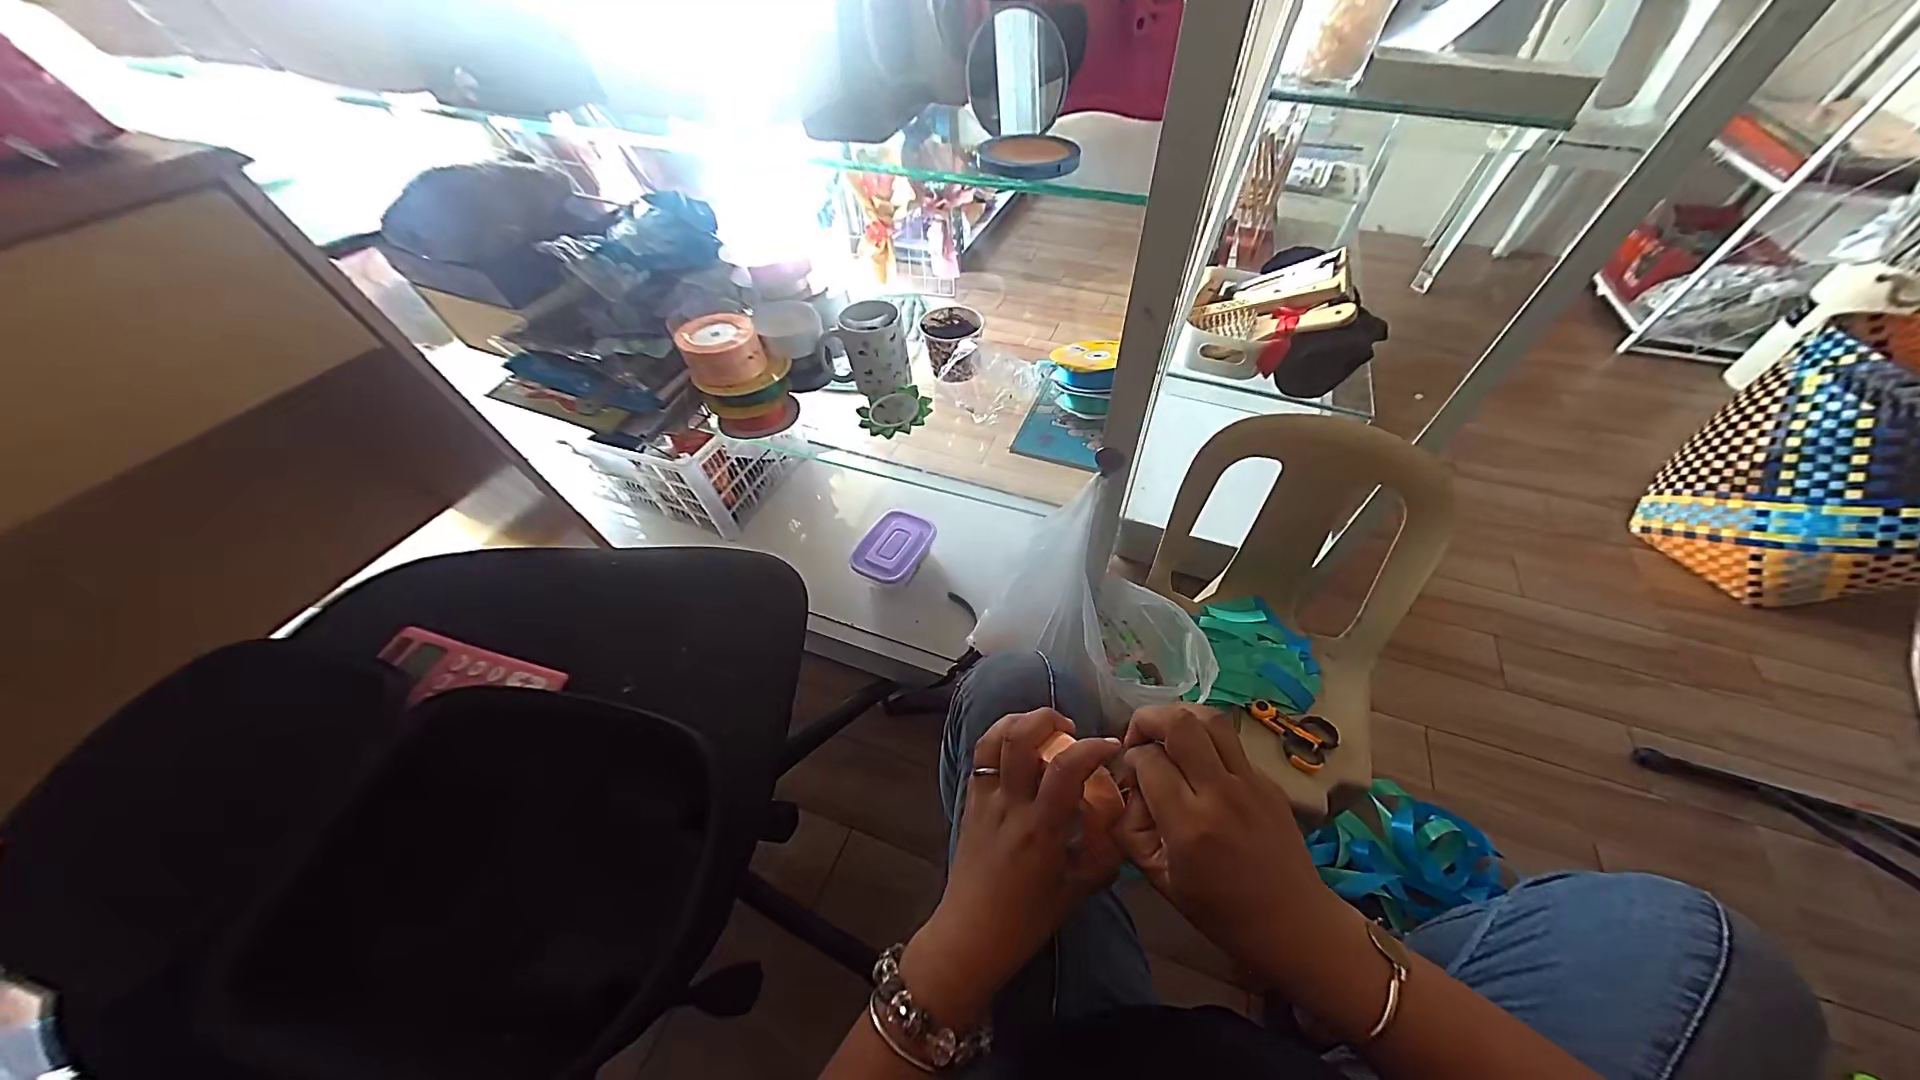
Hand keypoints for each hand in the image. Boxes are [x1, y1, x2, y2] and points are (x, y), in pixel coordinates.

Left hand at [902, 709, 1123, 1025]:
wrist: (969, 935)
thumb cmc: (1025, 920)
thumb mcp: (1076, 891)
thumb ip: (1103, 854)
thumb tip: (1120, 819)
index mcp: (1039, 828)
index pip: (1065, 769)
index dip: (1091, 748)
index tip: (1109, 745)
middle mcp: (1009, 805)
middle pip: (1019, 738)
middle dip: (1047, 718)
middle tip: (1069, 728)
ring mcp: (984, 798)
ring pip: (993, 739)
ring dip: (1020, 720)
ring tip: (1042, 727)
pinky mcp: (969, 800)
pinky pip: (981, 755)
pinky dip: (1000, 738)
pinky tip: (1017, 746)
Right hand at [1111, 704, 1357, 990]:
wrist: (1295, 924)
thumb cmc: (1220, 910)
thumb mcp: (1159, 878)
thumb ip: (1131, 829)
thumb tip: (1128, 787)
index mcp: (1189, 825)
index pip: (1148, 760)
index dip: (1130, 757)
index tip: (1129, 772)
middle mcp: (1220, 794)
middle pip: (1179, 723)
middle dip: (1148, 719)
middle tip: (1139, 738)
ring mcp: (1250, 783)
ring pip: (1210, 718)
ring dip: (1179, 716)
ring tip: (1166, 734)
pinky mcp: (1268, 780)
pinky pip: (1230, 741)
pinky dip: (1205, 738)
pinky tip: (1199, 760)